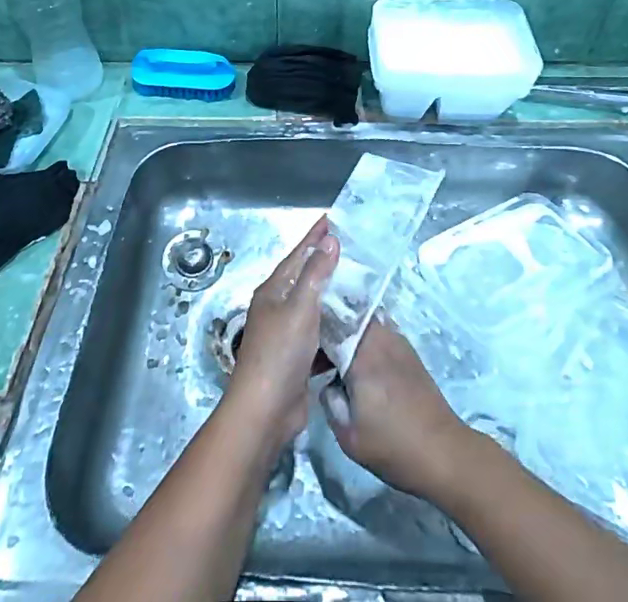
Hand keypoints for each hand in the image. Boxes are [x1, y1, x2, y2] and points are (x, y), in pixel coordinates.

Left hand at [224, 217, 338, 444]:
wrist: (266, 408)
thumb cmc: (280, 352)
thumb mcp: (300, 308)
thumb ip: (315, 275)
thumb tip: (330, 242)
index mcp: (273, 291)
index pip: (297, 256)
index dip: (314, 238)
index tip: (332, 220)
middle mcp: (277, 308)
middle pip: (305, 279)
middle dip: (326, 264)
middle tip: (353, 250)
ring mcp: (286, 334)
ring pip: (314, 308)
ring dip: (334, 298)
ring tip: (360, 286)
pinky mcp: (298, 358)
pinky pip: (321, 335)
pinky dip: (336, 329)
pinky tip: (355, 328)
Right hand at [322, 320, 477, 502]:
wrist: (447, 456)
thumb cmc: (395, 448)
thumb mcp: (348, 435)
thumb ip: (329, 401)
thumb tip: (328, 384)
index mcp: (361, 355)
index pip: (327, 322)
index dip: (308, 328)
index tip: (295, 345)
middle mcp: (380, 339)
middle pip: (344, 315)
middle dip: (325, 327)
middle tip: (312, 353)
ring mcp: (397, 342)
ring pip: (361, 321)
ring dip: (343, 332)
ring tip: (331, 358)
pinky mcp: (408, 352)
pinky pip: (376, 332)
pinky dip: (361, 338)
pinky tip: (354, 362)